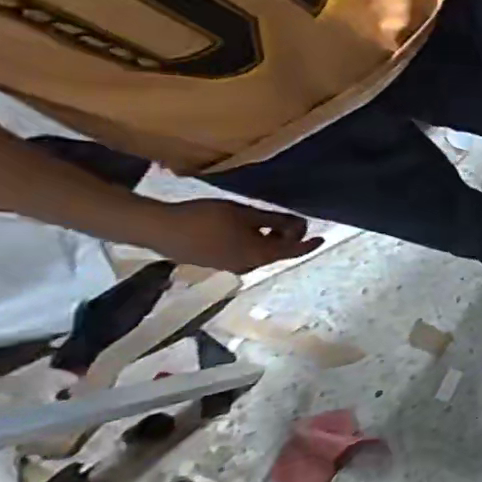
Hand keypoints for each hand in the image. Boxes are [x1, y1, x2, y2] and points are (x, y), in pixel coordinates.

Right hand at [141, 198, 322, 271]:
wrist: (158, 228)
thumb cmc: (206, 218)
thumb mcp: (246, 214)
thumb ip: (276, 221)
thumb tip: (299, 225)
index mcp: (259, 255)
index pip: (292, 251)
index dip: (308, 244)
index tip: (322, 239)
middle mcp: (248, 266)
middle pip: (277, 252)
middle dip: (287, 237)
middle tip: (290, 220)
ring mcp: (229, 267)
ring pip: (260, 253)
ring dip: (270, 240)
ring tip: (269, 223)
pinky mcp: (214, 263)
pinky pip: (244, 254)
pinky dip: (253, 243)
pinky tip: (246, 230)